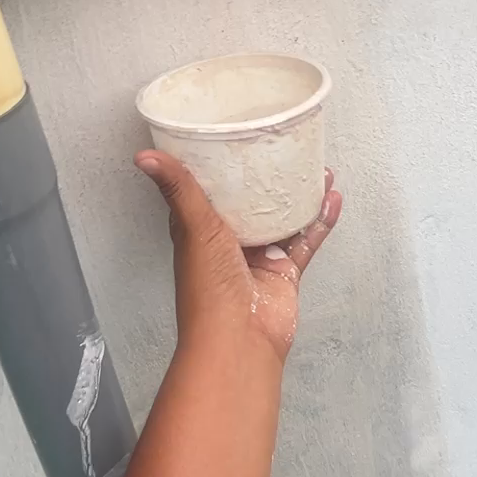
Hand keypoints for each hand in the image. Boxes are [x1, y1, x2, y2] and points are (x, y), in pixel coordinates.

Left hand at [135, 151, 342, 362]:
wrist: (238, 339)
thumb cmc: (208, 288)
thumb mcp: (194, 225)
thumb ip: (178, 188)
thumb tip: (144, 156)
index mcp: (201, 227)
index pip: (209, 188)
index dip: (221, 164)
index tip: (237, 137)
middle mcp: (229, 239)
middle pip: (253, 200)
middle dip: (270, 177)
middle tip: (288, 149)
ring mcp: (259, 255)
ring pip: (284, 217)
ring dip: (300, 194)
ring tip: (318, 167)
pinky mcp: (284, 271)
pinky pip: (305, 240)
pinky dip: (319, 221)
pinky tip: (332, 199)